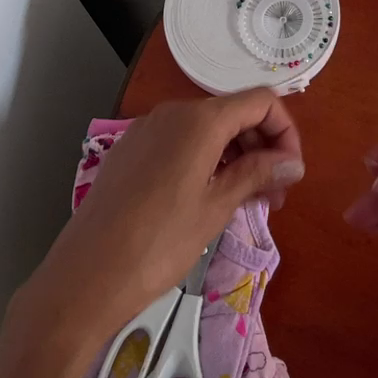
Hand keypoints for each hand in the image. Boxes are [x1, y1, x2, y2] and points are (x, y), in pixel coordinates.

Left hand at [0, 90, 303, 377]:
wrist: (85, 276)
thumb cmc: (158, 244)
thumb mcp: (216, 208)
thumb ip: (257, 174)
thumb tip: (293, 162)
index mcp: (199, 120)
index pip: (260, 101)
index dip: (284, 132)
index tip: (291, 174)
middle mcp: (173, 112)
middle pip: (233, 112)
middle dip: (261, 147)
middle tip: (273, 197)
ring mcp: (147, 129)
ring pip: (207, 129)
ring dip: (235, 156)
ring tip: (245, 202)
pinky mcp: (130, 150)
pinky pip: (180, 142)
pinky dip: (205, 160)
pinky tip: (206, 198)